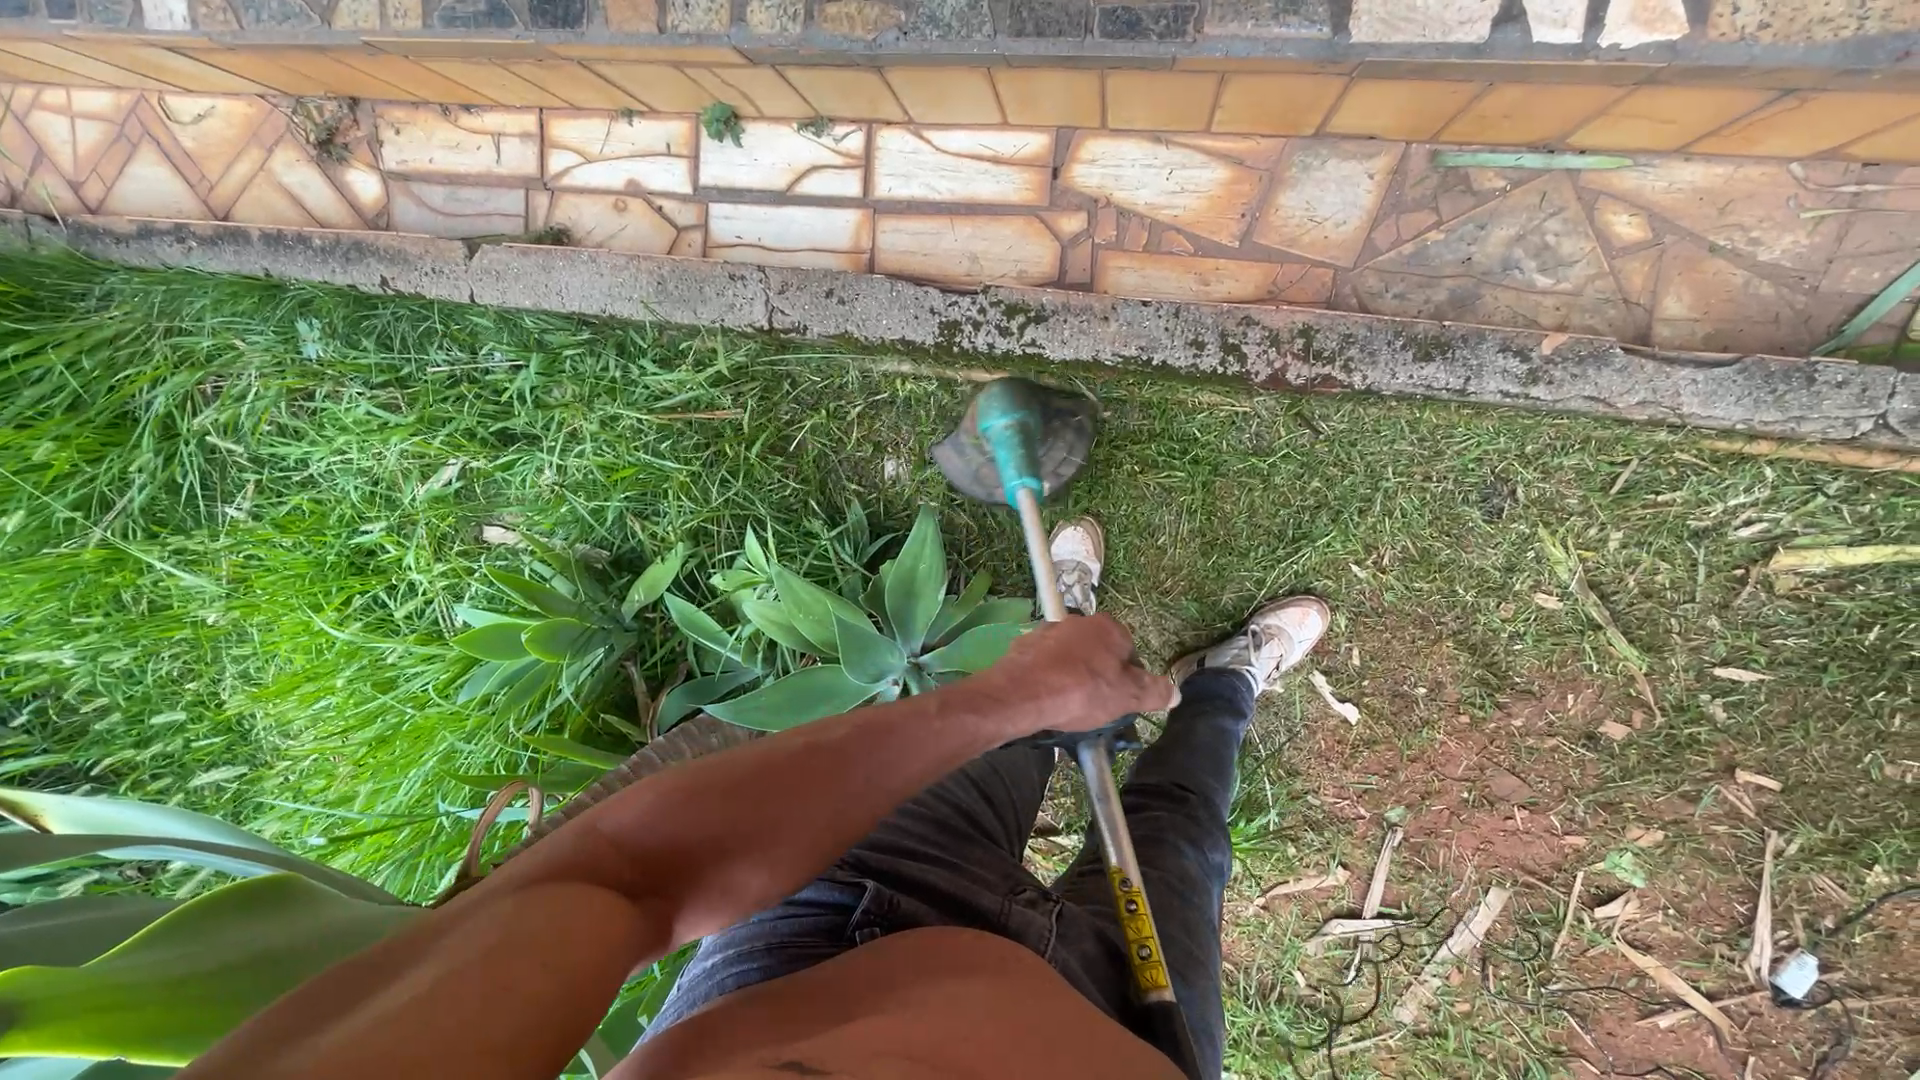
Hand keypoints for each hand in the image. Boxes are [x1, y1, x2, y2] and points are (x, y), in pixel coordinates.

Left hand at [974, 614, 1178, 735]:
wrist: (1021, 694)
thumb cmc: (1081, 692)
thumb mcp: (1128, 697)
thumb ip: (1154, 692)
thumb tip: (1174, 691)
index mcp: (1108, 627)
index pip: (1130, 652)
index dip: (1128, 679)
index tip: (1118, 701)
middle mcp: (1078, 621)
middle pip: (1099, 653)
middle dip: (1099, 676)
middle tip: (1095, 705)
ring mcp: (1048, 631)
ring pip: (1070, 658)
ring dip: (1072, 677)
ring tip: (1068, 706)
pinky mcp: (1024, 646)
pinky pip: (1045, 664)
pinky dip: (1048, 678)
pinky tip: (1046, 700)